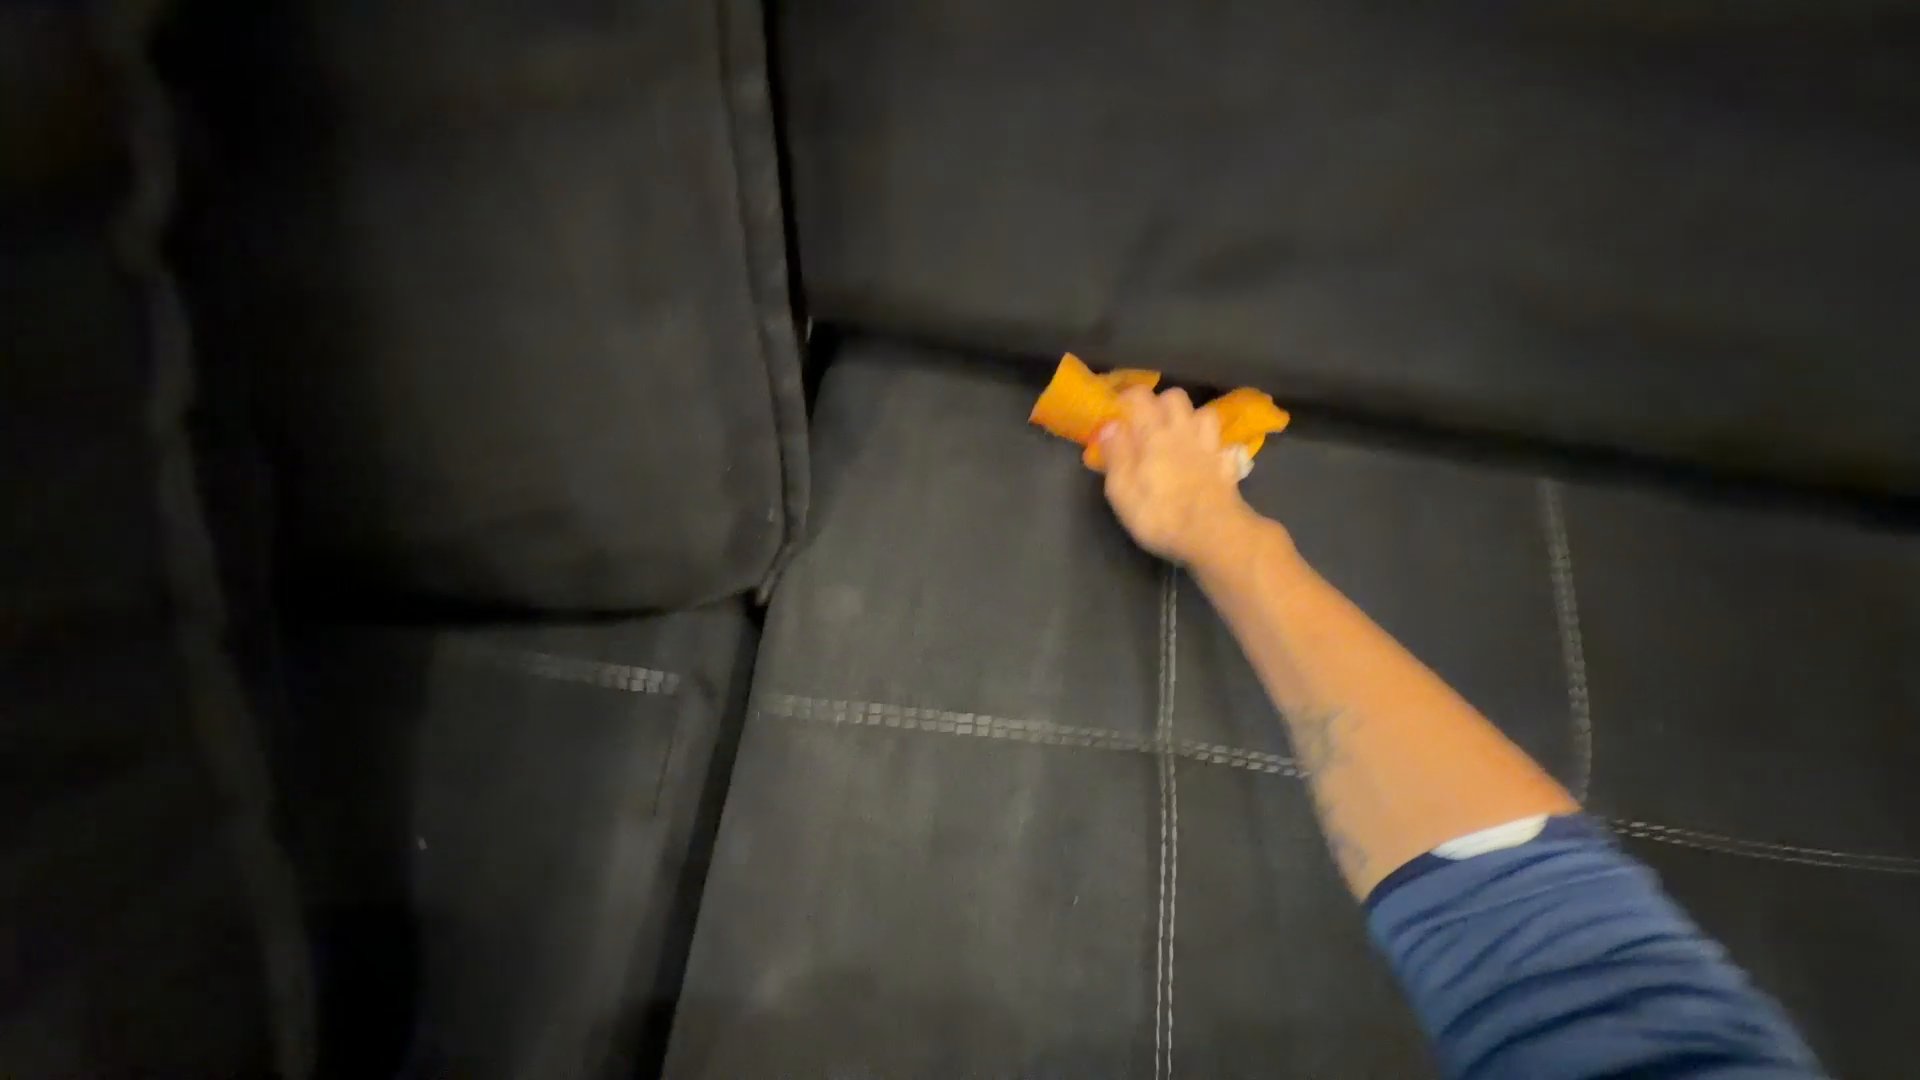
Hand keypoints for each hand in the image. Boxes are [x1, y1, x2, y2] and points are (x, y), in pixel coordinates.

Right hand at [1098, 387, 1258, 566]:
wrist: (1213, 534)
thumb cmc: (1159, 514)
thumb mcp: (1121, 490)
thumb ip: (1115, 453)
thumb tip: (1109, 425)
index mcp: (1153, 434)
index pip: (1140, 396)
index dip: (1127, 398)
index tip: (1117, 412)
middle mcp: (1183, 430)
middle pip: (1175, 397)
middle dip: (1159, 403)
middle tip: (1146, 425)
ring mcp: (1209, 445)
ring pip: (1202, 413)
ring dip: (1188, 418)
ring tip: (1177, 437)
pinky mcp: (1226, 463)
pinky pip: (1219, 441)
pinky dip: (1209, 442)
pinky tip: (1202, 455)